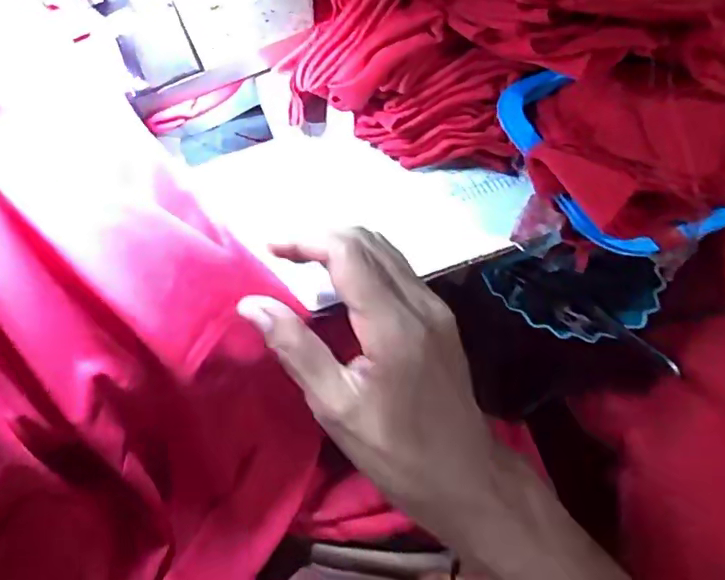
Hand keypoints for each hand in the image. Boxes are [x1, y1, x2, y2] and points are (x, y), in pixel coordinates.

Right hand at [236, 229, 505, 541]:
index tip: (269, 250)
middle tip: (281, 256)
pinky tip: (336, 282)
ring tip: (302, 263)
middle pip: (364, 240)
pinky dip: (357, 258)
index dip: (303, 240)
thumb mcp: (336, 408)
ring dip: (337, 244)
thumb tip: (251, 304)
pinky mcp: (438, 315)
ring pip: (381, 247)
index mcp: (394, 326)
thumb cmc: (400, 453)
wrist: (473, 486)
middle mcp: (419, 304)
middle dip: (317, 237)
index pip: (347, 252)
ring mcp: (434, 307)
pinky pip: (393, 265)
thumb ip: (295, 348)